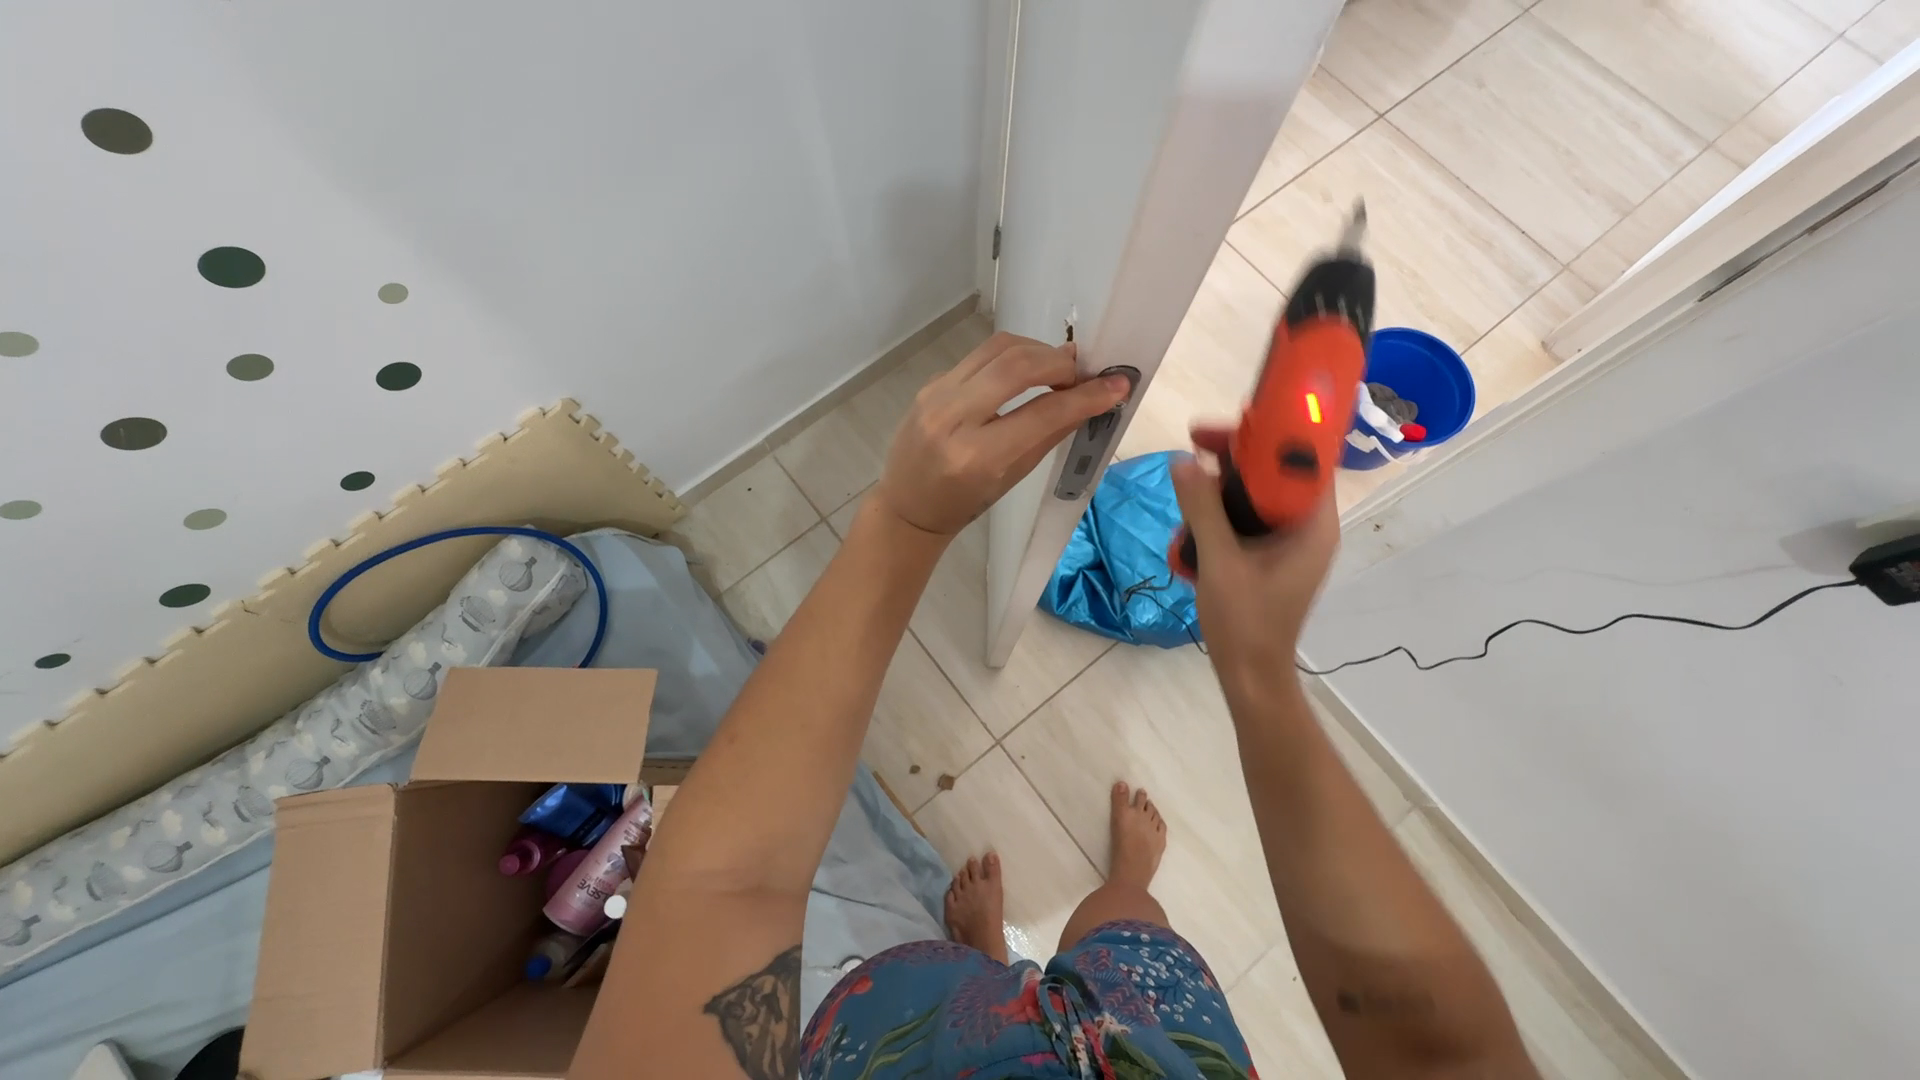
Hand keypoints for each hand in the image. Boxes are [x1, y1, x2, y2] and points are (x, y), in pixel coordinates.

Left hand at [874, 332, 1129, 535]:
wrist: (907, 506)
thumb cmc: (963, 503)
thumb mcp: (1011, 478)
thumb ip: (1048, 434)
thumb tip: (1090, 398)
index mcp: (976, 457)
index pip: (1041, 413)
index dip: (1085, 395)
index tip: (1117, 384)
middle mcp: (952, 419)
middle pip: (1017, 365)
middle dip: (1060, 362)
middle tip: (1083, 373)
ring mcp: (936, 396)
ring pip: (998, 349)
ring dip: (1037, 352)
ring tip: (1058, 369)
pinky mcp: (931, 384)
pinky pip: (979, 358)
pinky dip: (1011, 359)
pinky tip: (1026, 373)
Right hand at [1170, 425, 1339, 674]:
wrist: (1250, 674)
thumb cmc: (1245, 622)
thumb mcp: (1220, 562)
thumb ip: (1202, 509)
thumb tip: (1182, 462)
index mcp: (1313, 525)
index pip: (1306, 459)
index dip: (1273, 433)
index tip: (1234, 422)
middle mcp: (1308, 527)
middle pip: (1278, 471)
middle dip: (1238, 456)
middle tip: (1196, 445)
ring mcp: (1289, 542)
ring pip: (1259, 493)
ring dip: (1224, 484)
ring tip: (1188, 482)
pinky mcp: (1270, 555)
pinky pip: (1249, 516)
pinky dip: (1222, 510)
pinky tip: (1193, 520)